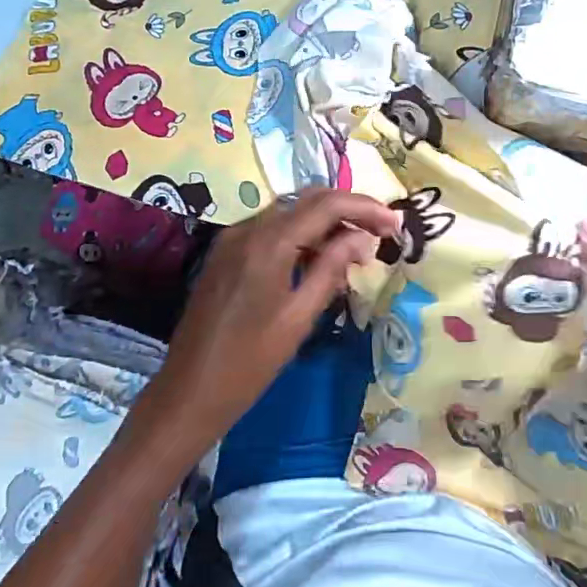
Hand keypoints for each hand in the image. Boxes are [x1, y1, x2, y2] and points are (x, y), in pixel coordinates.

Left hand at [155, 189, 396, 436]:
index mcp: (268, 243)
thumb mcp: (299, 317)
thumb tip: (361, 237)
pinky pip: (268, 229)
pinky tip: (317, 256)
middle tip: (380, 233)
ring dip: (323, 221)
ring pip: (287, 212)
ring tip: (356, 248)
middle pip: (306, 199)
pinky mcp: (224, 252)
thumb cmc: (250, 361)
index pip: (326, 205)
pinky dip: (298, 234)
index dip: (365, 208)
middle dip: (347, 209)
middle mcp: (247, 229)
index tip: (395, 225)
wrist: (191, 387)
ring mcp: (231, 238)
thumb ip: (331, 269)